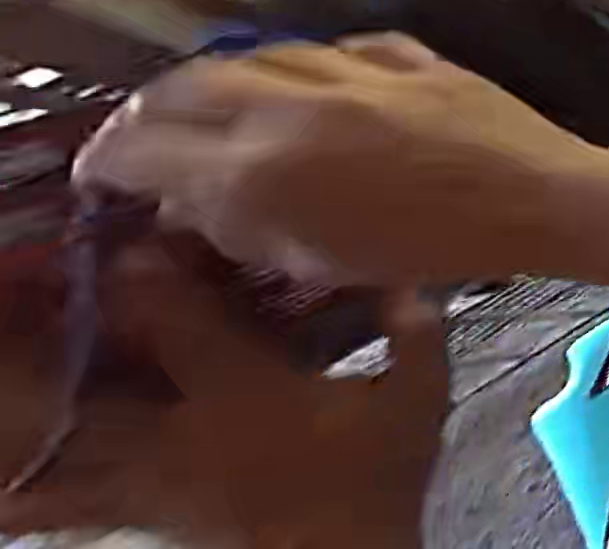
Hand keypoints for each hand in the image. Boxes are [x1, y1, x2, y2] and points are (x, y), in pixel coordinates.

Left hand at [0, 244, 448, 547]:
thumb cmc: (381, 463)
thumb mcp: (421, 389)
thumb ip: (416, 331)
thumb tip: (408, 276)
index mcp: (255, 398)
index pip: (195, 335)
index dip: (160, 291)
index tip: (131, 246)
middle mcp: (184, 434)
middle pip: (97, 390)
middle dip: (55, 344)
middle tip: (28, 294)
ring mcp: (148, 479)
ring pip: (54, 444)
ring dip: (21, 407)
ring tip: (8, 363)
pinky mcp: (136, 509)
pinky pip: (49, 502)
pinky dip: (19, 484)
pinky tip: (7, 466)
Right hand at [73, 33, 601, 284]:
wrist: (538, 199)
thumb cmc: (437, 247)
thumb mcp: (320, 260)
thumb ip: (244, 224)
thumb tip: (193, 196)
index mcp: (260, 171)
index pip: (139, 147)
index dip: (113, 161)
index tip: (117, 173)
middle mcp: (302, 109)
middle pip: (190, 82)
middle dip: (160, 109)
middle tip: (170, 132)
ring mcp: (371, 76)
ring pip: (272, 51)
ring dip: (243, 76)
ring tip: (247, 102)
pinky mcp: (427, 60)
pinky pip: (357, 45)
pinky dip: (330, 60)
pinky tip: (335, 80)